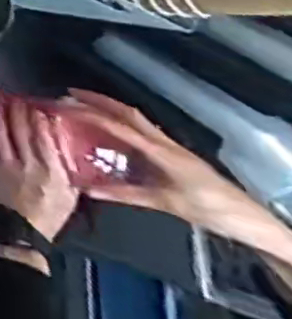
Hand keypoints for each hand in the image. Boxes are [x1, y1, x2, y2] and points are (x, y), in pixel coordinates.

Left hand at [0, 99, 78, 241]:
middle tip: (16, 96)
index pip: (44, 138)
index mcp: (51, 172)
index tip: (39, 106)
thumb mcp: (70, 193)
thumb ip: (66, 169)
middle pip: (19, 129)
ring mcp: (2, 162)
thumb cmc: (50, 211)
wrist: (20, 227)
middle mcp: (27, 164)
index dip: (39, 120)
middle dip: (17, 110)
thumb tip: (62, 145)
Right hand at [58, 90, 275, 243]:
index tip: (63, 107)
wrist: (256, 225)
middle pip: (130, 114)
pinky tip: (113, 129)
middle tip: (69, 93)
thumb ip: (125, 195)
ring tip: (85, 104)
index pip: (119, 126)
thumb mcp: (168, 204)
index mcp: (162, 153)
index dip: (89, 114)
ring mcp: (175, 149)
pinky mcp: (178, 155)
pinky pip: (145, 131)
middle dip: (99, 101)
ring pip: (138, 120)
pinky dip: (123, 122)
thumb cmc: (214, 212)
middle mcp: (167, 145)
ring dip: (110, 108)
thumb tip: (86, 189)